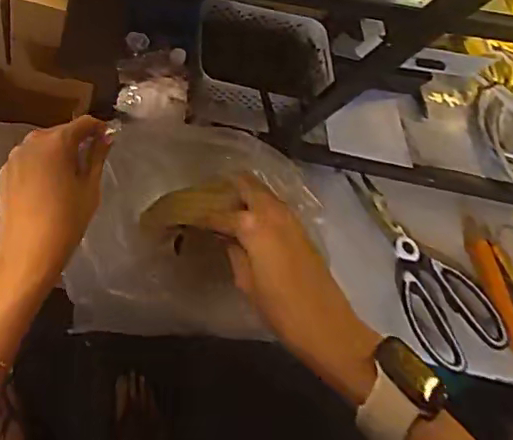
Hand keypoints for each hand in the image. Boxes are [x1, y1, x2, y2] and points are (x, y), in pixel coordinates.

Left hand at [0, 116, 112, 294]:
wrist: (26, 253)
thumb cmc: (65, 221)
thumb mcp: (89, 189)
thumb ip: (97, 157)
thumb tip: (105, 137)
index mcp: (56, 141)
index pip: (83, 123)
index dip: (98, 128)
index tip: (107, 138)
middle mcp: (32, 141)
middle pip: (60, 132)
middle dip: (76, 142)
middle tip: (89, 161)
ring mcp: (15, 156)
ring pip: (42, 146)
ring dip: (56, 154)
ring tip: (67, 177)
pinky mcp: (4, 171)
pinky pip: (27, 160)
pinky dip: (39, 166)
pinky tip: (45, 188)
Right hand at [203, 174, 381, 403]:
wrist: (330, 329)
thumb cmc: (282, 310)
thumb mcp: (246, 283)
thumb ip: (232, 251)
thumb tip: (222, 235)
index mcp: (252, 224)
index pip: (217, 212)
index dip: (198, 214)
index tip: (183, 214)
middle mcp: (271, 211)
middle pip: (244, 183)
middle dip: (224, 188)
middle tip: (207, 201)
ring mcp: (289, 217)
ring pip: (261, 191)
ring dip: (243, 194)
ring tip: (225, 209)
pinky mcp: (300, 228)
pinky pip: (273, 204)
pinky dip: (258, 204)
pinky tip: (248, 221)